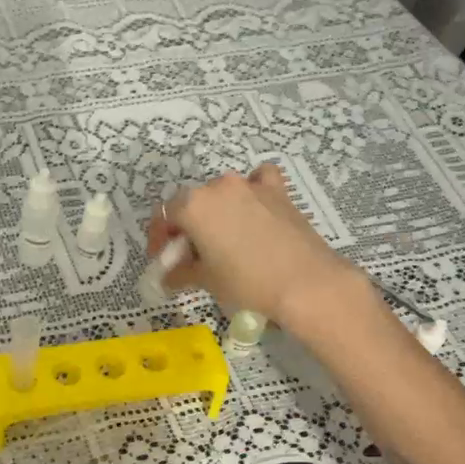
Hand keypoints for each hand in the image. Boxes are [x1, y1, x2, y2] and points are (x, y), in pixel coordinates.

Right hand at [148, 164, 363, 327]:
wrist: (304, 283)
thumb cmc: (246, 282)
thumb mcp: (206, 280)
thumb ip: (180, 272)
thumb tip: (168, 276)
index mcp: (194, 205)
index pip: (165, 215)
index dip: (159, 238)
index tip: (162, 259)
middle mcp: (219, 187)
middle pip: (192, 203)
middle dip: (186, 227)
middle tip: (191, 256)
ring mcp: (251, 185)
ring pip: (222, 192)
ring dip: (215, 211)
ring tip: (222, 239)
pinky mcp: (278, 191)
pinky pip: (258, 181)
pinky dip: (252, 190)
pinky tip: (254, 209)